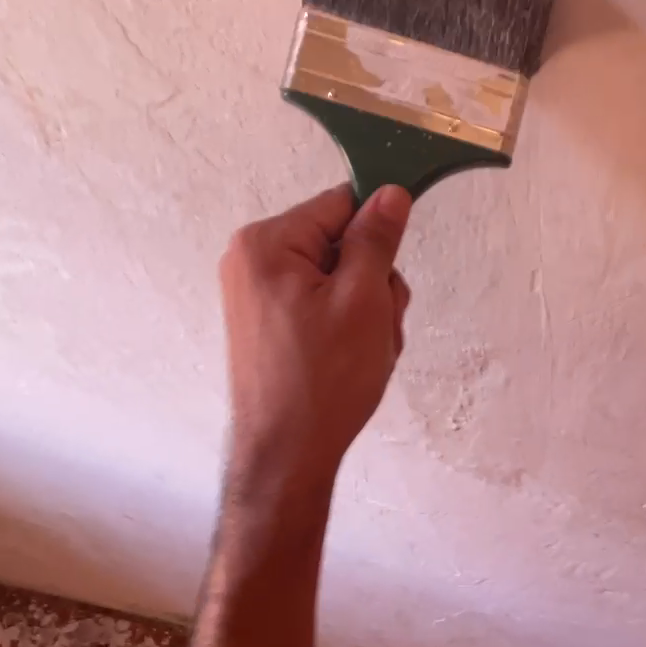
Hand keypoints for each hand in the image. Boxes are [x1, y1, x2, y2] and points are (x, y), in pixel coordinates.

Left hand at [218, 185, 411, 487]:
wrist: (288, 453)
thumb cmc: (325, 379)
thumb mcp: (364, 300)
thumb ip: (376, 240)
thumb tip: (391, 193)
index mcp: (267, 243)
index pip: (342, 205)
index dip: (378, 235)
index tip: (391, 274)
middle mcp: (254, 262)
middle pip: (342, 245)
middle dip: (374, 284)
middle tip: (375, 329)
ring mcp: (259, 297)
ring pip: (340, 281)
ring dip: (367, 313)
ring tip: (364, 353)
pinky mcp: (271, 327)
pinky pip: (323, 309)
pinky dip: (348, 330)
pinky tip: (351, 362)